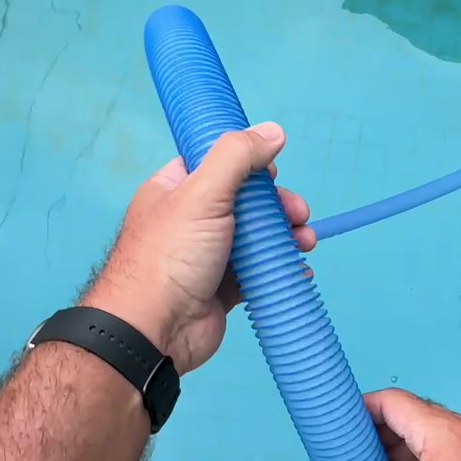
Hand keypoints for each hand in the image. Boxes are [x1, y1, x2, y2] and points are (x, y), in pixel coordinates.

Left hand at [83, 122, 314, 372]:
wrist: (154, 330)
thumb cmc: (171, 256)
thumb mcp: (204, 193)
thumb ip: (237, 157)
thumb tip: (273, 130)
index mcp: (176, 190)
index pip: (216, 162)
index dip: (249, 163)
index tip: (273, 173)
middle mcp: (191, 220)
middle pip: (246, 202)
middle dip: (279, 206)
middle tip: (299, 215)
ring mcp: (208, 256)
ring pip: (256, 238)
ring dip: (286, 237)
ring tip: (306, 244)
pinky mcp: (223, 289)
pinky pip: (259, 273)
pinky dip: (281, 269)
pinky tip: (299, 270)